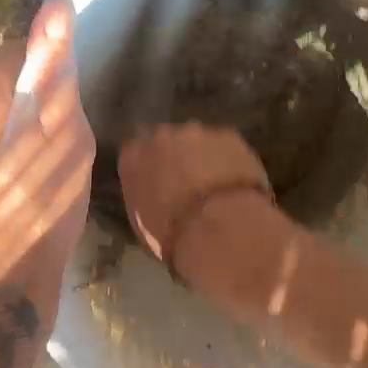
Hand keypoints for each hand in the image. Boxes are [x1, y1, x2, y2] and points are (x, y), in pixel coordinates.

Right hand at [116, 123, 271, 264]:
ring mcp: (196, 132)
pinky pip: (226, 145)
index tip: (159, 183)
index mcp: (132, 157)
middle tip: (188, 182)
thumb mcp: (142, 221)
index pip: (135, 154)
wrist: (216, 227)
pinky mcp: (228, 135)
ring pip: (198, 141)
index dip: (150, 168)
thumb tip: (154, 195)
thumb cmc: (171, 235)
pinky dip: (229, 159)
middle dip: (176, 156)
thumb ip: (144, 196)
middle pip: (166, 140)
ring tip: (215, 183)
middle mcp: (160, 136)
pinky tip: (236, 181)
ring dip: (203, 156)